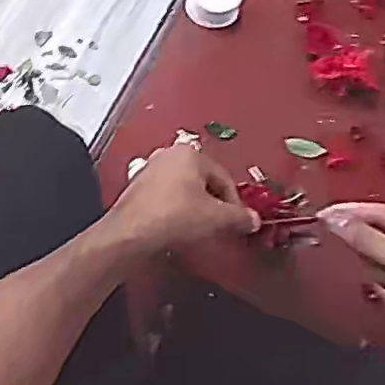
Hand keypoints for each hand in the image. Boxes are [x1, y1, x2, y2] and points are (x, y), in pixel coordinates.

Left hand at [93, 145, 258, 261]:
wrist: (131, 231)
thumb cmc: (175, 216)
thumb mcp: (215, 218)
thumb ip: (239, 217)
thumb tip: (253, 219)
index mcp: (190, 153)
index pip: (223, 178)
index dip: (235, 203)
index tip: (239, 223)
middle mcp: (169, 154)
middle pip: (203, 180)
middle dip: (215, 204)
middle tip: (221, 226)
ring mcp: (151, 167)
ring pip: (184, 187)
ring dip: (196, 206)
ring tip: (200, 229)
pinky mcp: (138, 184)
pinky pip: (166, 194)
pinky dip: (176, 207)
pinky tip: (177, 226)